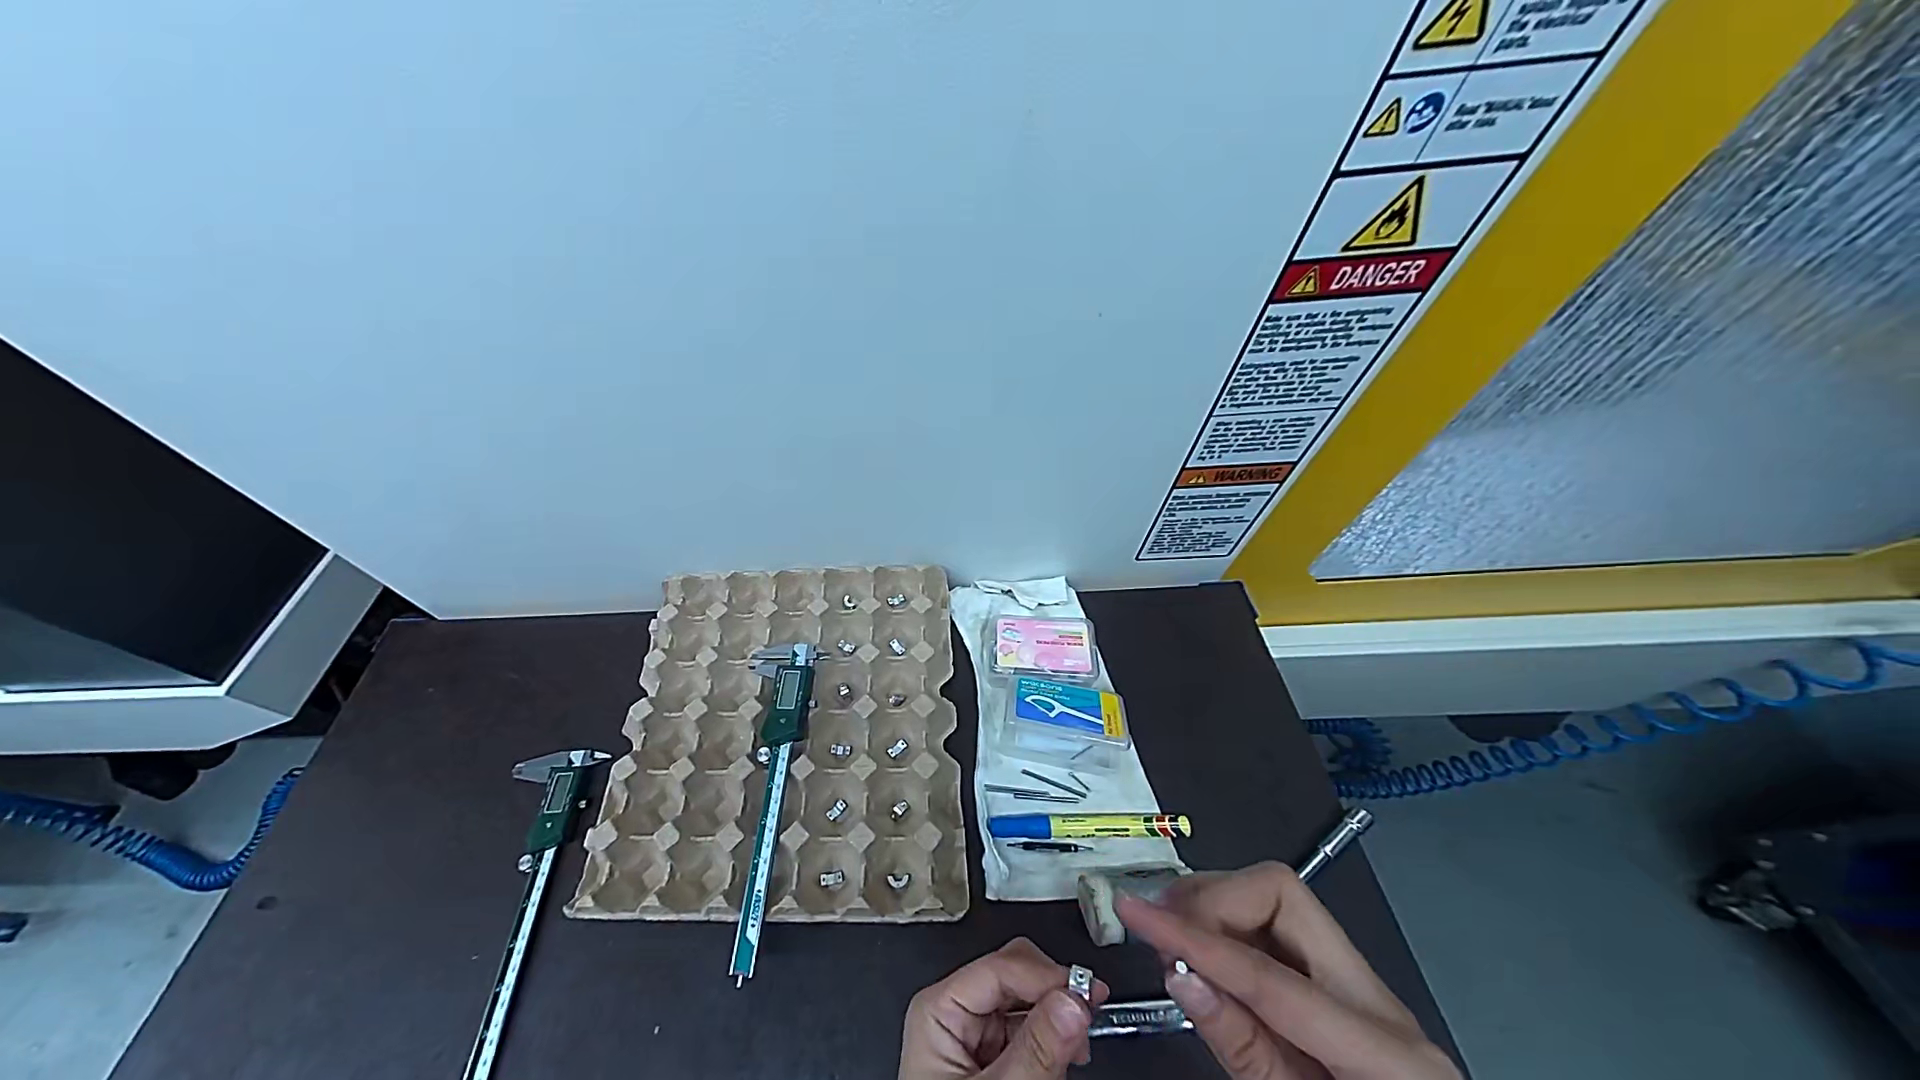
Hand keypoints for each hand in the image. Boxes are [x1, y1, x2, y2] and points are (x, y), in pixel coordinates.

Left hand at [899, 937, 1109, 1079]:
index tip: (1088, 997)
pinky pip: (1028, 1026)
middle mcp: (955, 1011)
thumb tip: (1072, 1002)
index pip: (1001, 968)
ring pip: (1027, 998)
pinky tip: (1064, 1056)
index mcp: (940, 1010)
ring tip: (1077, 1047)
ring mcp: (974, 1032)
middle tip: (1088, 1017)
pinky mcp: (992, 1053)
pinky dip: (1052, 1036)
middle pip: (1015, 974)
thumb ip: (1037, 1052)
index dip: (1048, 976)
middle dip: (1054, 993)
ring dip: (1058, 1016)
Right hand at [1116, 863, 1458, 1079]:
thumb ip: (1241, 1047)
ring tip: (1175, 944)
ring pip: (1272, 896)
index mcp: (1385, 1054)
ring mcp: (1363, 983)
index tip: (1134, 911)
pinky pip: (1273, 926)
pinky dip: (1226, 927)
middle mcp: (1378, 999)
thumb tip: (1180, 973)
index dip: (1192, 940)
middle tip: (1160, 929)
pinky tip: (1204, 956)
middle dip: (1210, 900)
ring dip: (1212, 908)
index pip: (1268, 975)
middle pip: (1280, 892)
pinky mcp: (1339, 980)